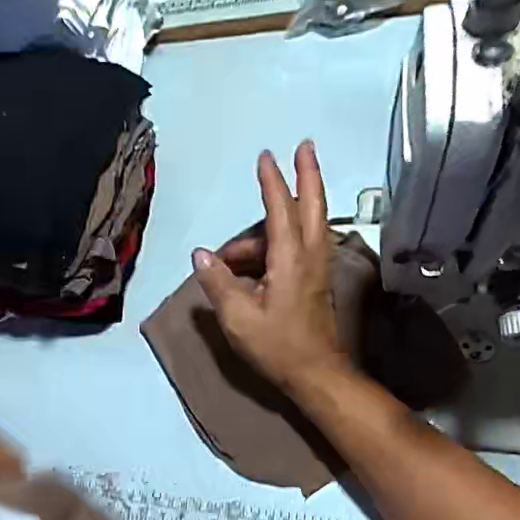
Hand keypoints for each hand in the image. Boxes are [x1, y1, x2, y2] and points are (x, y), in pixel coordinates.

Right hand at [191, 141, 353, 392]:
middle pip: (312, 204)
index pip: (280, 209)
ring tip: (228, 257)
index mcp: (291, 259)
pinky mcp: (316, 281)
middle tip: (305, 146)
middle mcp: (310, 255)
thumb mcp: (237, 317)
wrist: (317, 373)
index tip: (266, 155)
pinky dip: (279, 240)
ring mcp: (318, 268)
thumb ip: (218, 281)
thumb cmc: (277, 346)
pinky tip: (250, 263)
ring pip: (302, 228)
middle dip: (308, 173)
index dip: (272, 181)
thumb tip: (200, 254)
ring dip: (272, 225)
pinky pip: (301, 245)